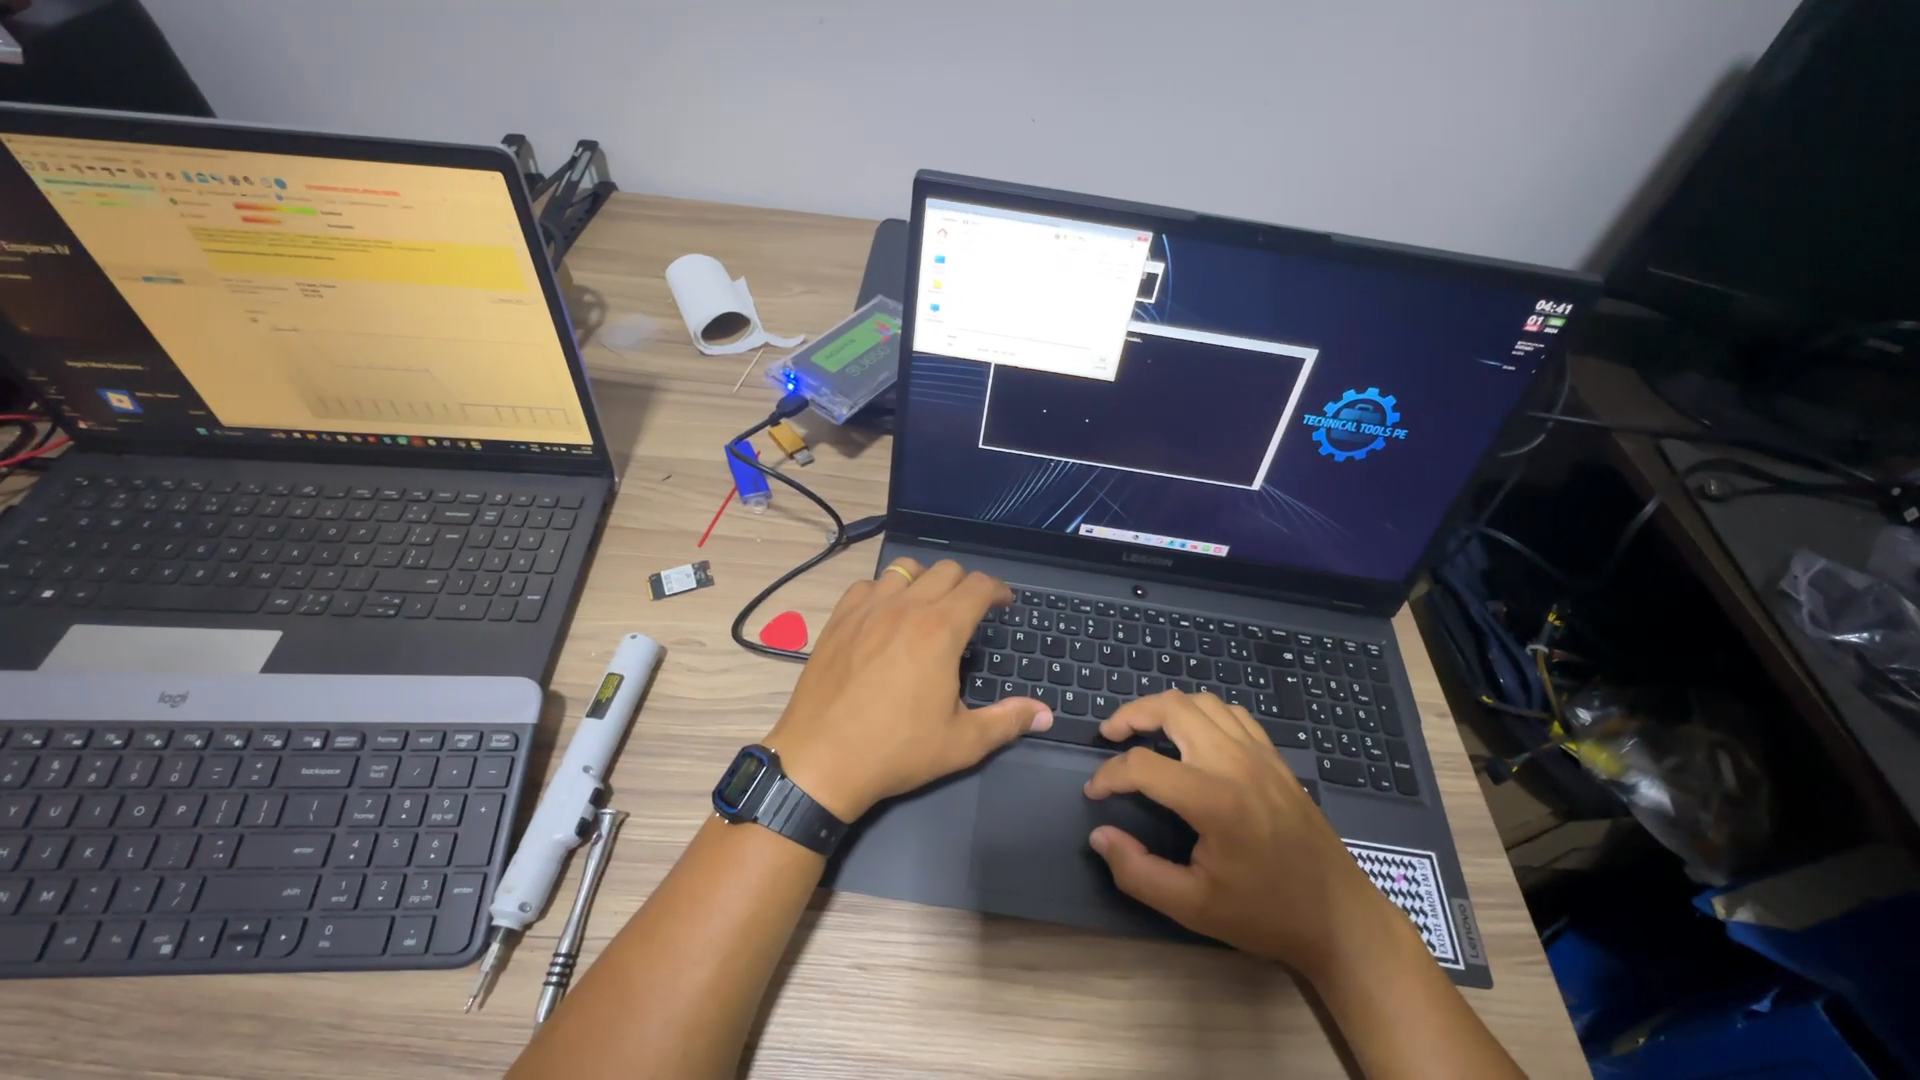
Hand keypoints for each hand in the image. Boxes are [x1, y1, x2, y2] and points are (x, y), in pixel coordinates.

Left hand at [763, 558, 1052, 820]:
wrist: (821, 761)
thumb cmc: (897, 751)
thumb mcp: (962, 742)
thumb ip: (1007, 721)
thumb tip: (1044, 714)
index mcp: (941, 630)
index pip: (978, 586)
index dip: (998, 590)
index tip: (1003, 603)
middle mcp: (905, 607)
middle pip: (945, 570)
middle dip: (965, 584)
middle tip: (971, 610)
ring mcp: (867, 610)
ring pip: (904, 570)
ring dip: (925, 581)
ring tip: (929, 607)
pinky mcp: (838, 620)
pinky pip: (866, 585)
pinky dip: (884, 590)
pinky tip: (885, 615)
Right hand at [1083, 692, 1400, 980]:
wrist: (1339, 917)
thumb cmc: (1264, 914)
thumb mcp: (1191, 907)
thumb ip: (1137, 871)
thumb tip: (1100, 836)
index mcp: (1213, 799)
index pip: (1143, 765)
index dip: (1108, 775)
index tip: (1094, 794)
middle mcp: (1236, 763)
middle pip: (1173, 707)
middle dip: (1132, 714)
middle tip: (1109, 734)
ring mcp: (1260, 755)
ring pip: (1204, 702)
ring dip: (1167, 708)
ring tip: (1144, 730)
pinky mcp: (1275, 759)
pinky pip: (1233, 714)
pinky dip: (1202, 713)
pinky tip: (1192, 737)